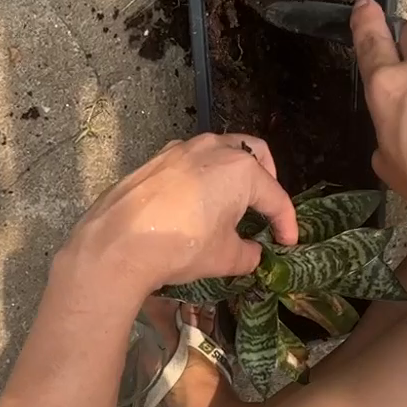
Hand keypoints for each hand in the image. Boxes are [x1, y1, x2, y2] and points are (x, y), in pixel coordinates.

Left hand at [62, 133, 297, 305]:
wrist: (118, 243)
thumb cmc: (180, 247)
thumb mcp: (224, 257)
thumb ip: (248, 254)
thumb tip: (254, 253)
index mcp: (241, 169)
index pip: (275, 196)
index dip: (286, 223)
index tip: (288, 243)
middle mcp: (213, 149)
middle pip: (254, 155)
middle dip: (265, 179)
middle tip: (263, 208)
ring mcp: (181, 149)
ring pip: (219, 152)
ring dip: (231, 175)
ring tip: (229, 205)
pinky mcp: (156, 160)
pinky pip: (190, 161)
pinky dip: (202, 177)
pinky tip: (194, 204)